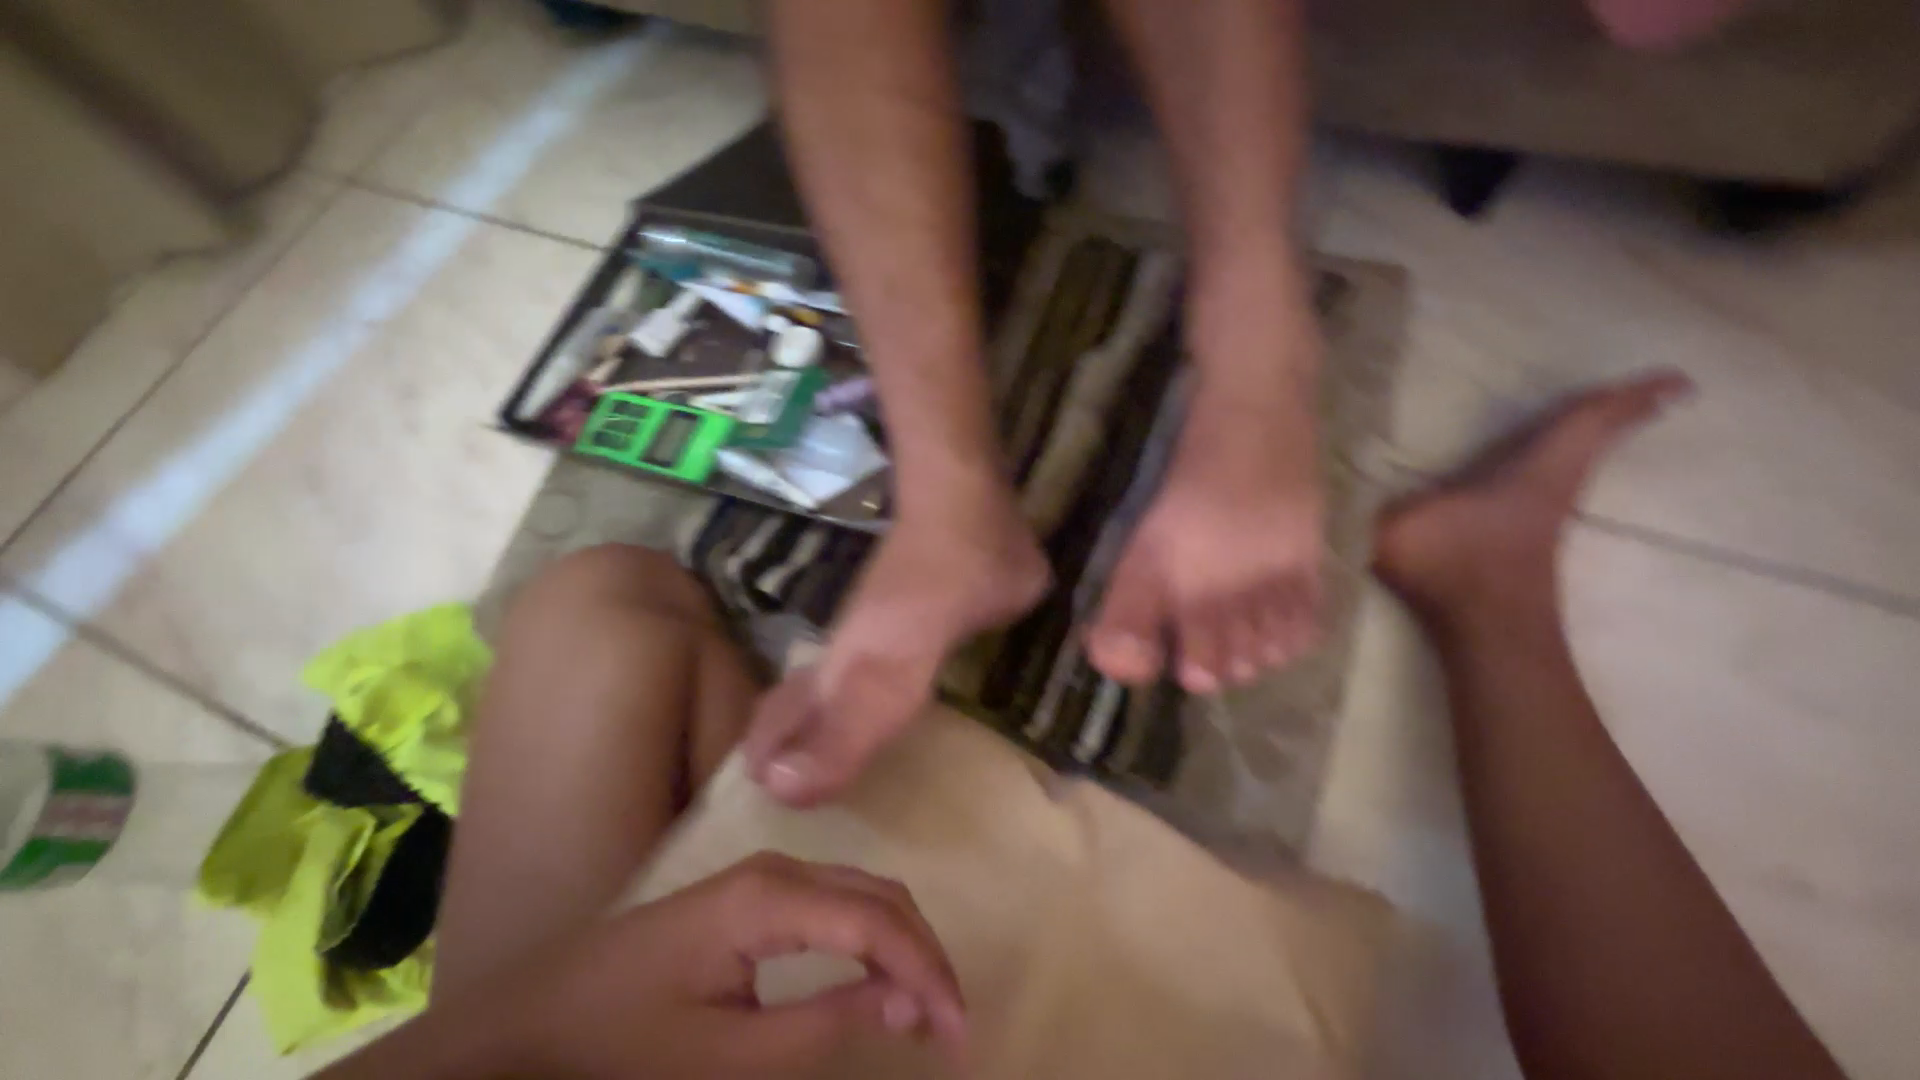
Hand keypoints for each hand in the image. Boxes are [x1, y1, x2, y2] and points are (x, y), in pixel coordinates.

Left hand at [510, 852, 967, 1078]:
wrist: (538, 1014)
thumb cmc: (628, 1040)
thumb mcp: (730, 1053)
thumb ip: (826, 1021)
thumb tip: (907, 1000)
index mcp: (772, 899)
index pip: (877, 923)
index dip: (927, 973)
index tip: (958, 1032)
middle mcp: (779, 870)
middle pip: (880, 898)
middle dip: (925, 955)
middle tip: (951, 1024)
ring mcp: (766, 876)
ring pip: (863, 895)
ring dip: (902, 945)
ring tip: (926, 1007)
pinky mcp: (755, 893)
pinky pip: (836, 903)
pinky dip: (871, 938)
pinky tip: (880, 976)